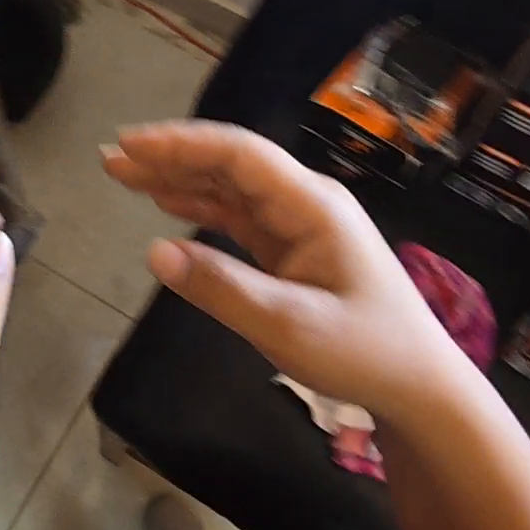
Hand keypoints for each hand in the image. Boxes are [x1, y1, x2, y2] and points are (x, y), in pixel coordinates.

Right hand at [103, 121, 475, 411]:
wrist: (418, 385)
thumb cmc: (364, 352)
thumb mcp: (288, 327)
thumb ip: (220, 288)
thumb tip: (153, 252)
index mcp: (311, 205)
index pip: (238, 156)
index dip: (181, 144)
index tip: (130, 144)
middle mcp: (303, 202)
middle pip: (228, 165)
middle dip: (169, 157)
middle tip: (111, 158)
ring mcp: (297, 224)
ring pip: (228, 189)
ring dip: (178, 179)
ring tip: (124, 174)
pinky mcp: (290, 248)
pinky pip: (236, 217)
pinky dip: (198, 209)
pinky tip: (166, 204)